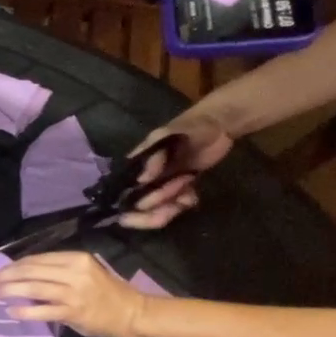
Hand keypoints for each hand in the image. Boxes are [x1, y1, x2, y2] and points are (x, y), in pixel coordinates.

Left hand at [0, 252, 150, 336]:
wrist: (132, 314)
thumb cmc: (103, 293)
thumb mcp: (82, 273)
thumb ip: (55, 271)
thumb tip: (18, 273)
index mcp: (77, 259)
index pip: (35, 259)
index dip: (11, 266)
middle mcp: (75, 272)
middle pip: (30, 271)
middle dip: (4, 276)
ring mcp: (74, 292)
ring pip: (32, 288)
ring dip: (7, 290)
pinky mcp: (73, 311)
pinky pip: (41, 310)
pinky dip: (22, 311)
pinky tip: (9, 311)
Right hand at [122, 111, 235, 228]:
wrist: (216, 125)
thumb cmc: (187, 127)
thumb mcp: (166, 136)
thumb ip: (154, 156)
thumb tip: (142, 180)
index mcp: (131, 171)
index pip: (119, 195)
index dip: (128, 208)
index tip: (143, 206)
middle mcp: (140, 183)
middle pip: (136, 209)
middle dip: (155, 208)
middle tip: (177, 192)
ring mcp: (160, 187)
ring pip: (155, 210)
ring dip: (171, 207)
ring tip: (188, 193)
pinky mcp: (178, 189)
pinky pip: (176, 205)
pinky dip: (184, 204)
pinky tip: (193, 196)